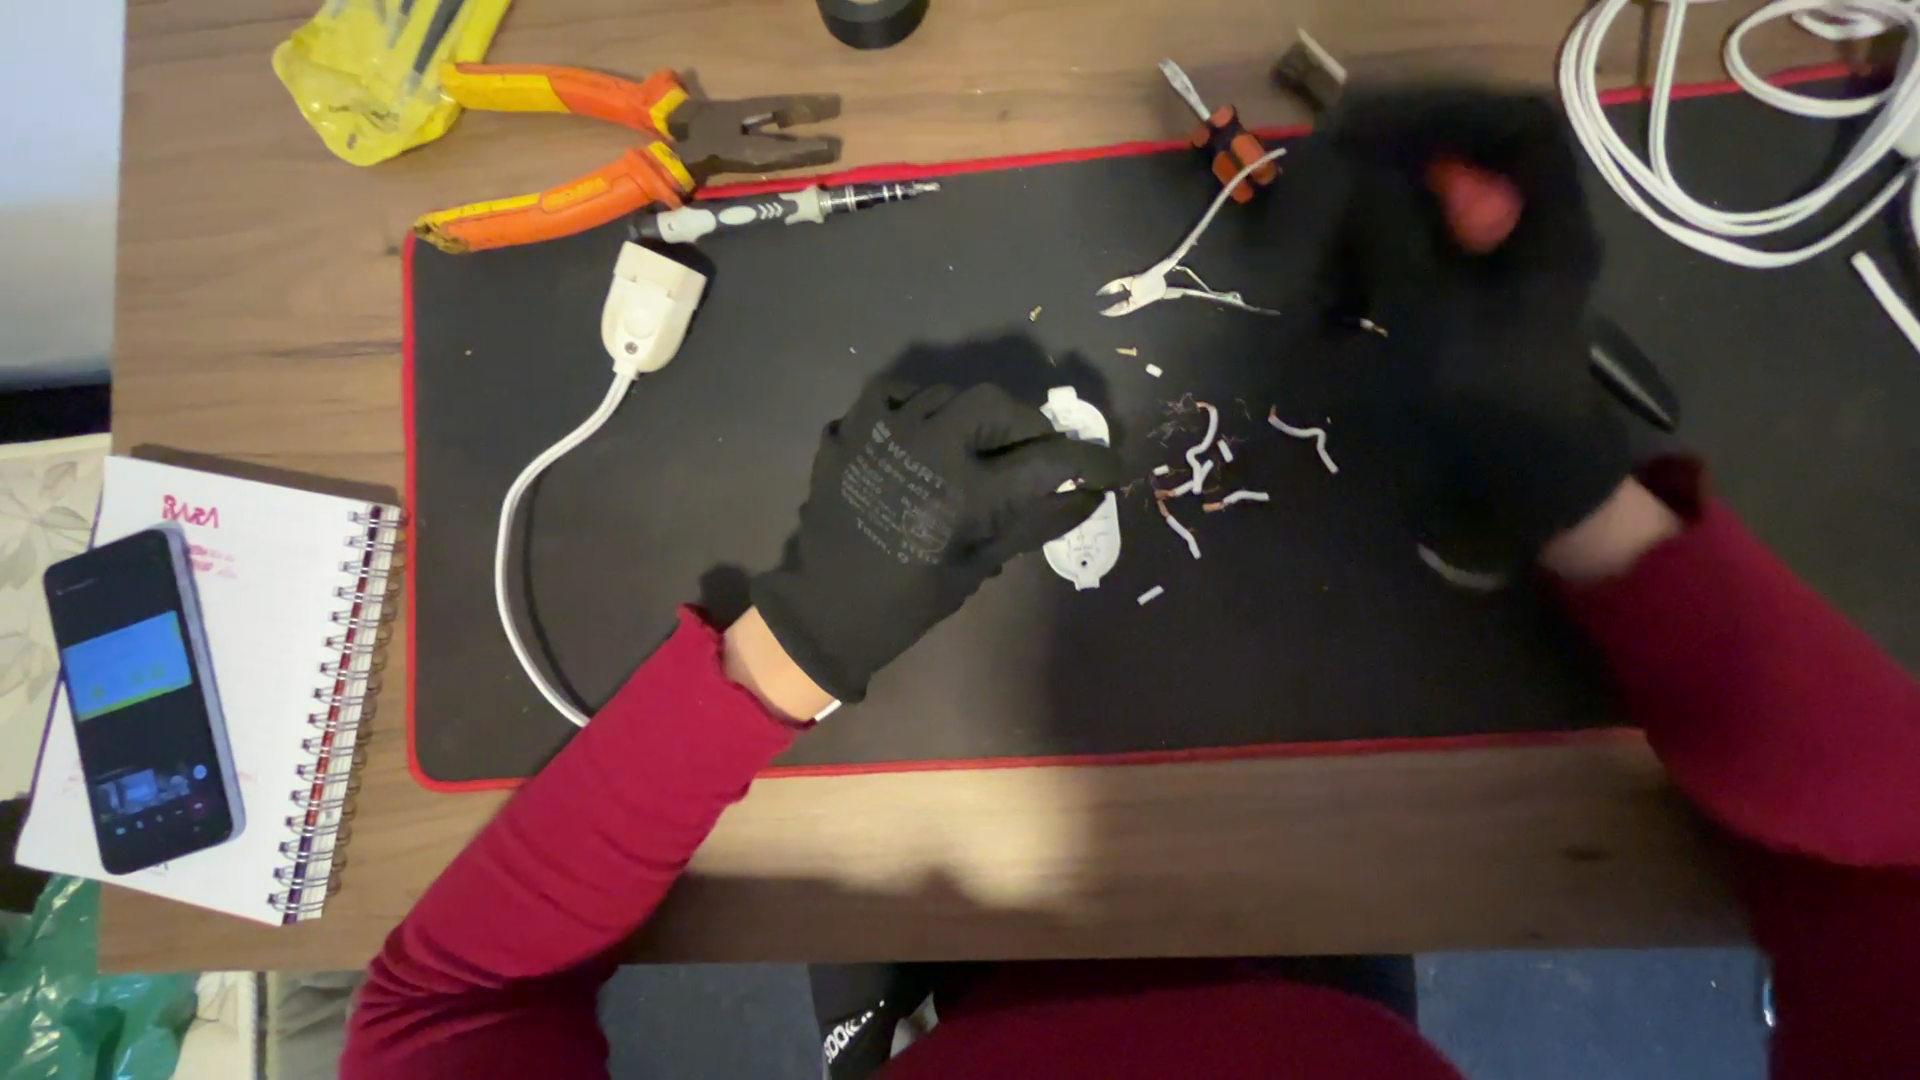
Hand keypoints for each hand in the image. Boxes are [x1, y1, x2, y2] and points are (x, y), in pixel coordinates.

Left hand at [751, 378, 1124, 702]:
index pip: (1046, 462)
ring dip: (974, 413)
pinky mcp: (849, 430)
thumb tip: (1088, 497)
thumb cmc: (907, 602)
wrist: (825, 609)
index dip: (1088, 462)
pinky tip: (925, 428)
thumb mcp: (977, 568)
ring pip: (946, 391)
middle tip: (1034, 450)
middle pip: (996, 403)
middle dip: (1027, 423)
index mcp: (964, 495)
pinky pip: (892, 391)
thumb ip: (1033, 525)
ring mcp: (882, 432)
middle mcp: (926, 449)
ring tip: (978, 443)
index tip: (1108, 466)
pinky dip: (917, 402)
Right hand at [1327, 85, 1630, 576]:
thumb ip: (1392, 239)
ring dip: (1355, 245)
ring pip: (1412, 230)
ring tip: (1315, 281)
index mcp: (1545, 227)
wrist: (1512, 501)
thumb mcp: (1435, 320)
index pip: (1510, 127)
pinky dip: (1355, 291)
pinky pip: (1394, 280)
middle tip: (1315, 200)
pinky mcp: (1441, 322)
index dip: (1440, 112)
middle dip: (1377, 184)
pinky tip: (1329, 321)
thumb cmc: (1485, 412)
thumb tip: (1348, 170)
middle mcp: (1515, 242)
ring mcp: (1476, 285)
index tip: (1358, 128)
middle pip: (1452, 175)